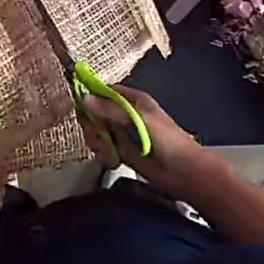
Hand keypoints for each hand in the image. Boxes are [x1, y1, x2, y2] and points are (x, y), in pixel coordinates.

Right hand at [79, 85, 221, 199]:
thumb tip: (84, 98)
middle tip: (97, 135)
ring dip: (97, 141)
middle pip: (95, 112)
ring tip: (109, 151)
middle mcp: (125, 114)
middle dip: (93, 125)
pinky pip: (102, 148)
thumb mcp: (138, 120)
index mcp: (132, 100)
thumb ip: (110, 110)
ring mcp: (122, 133)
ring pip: (96, 131)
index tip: (80, 106)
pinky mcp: (120, 151)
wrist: (183, 172)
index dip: (90, 96)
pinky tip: (113, 160)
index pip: (104, 91)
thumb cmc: (167, 139)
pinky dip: (103, 154)